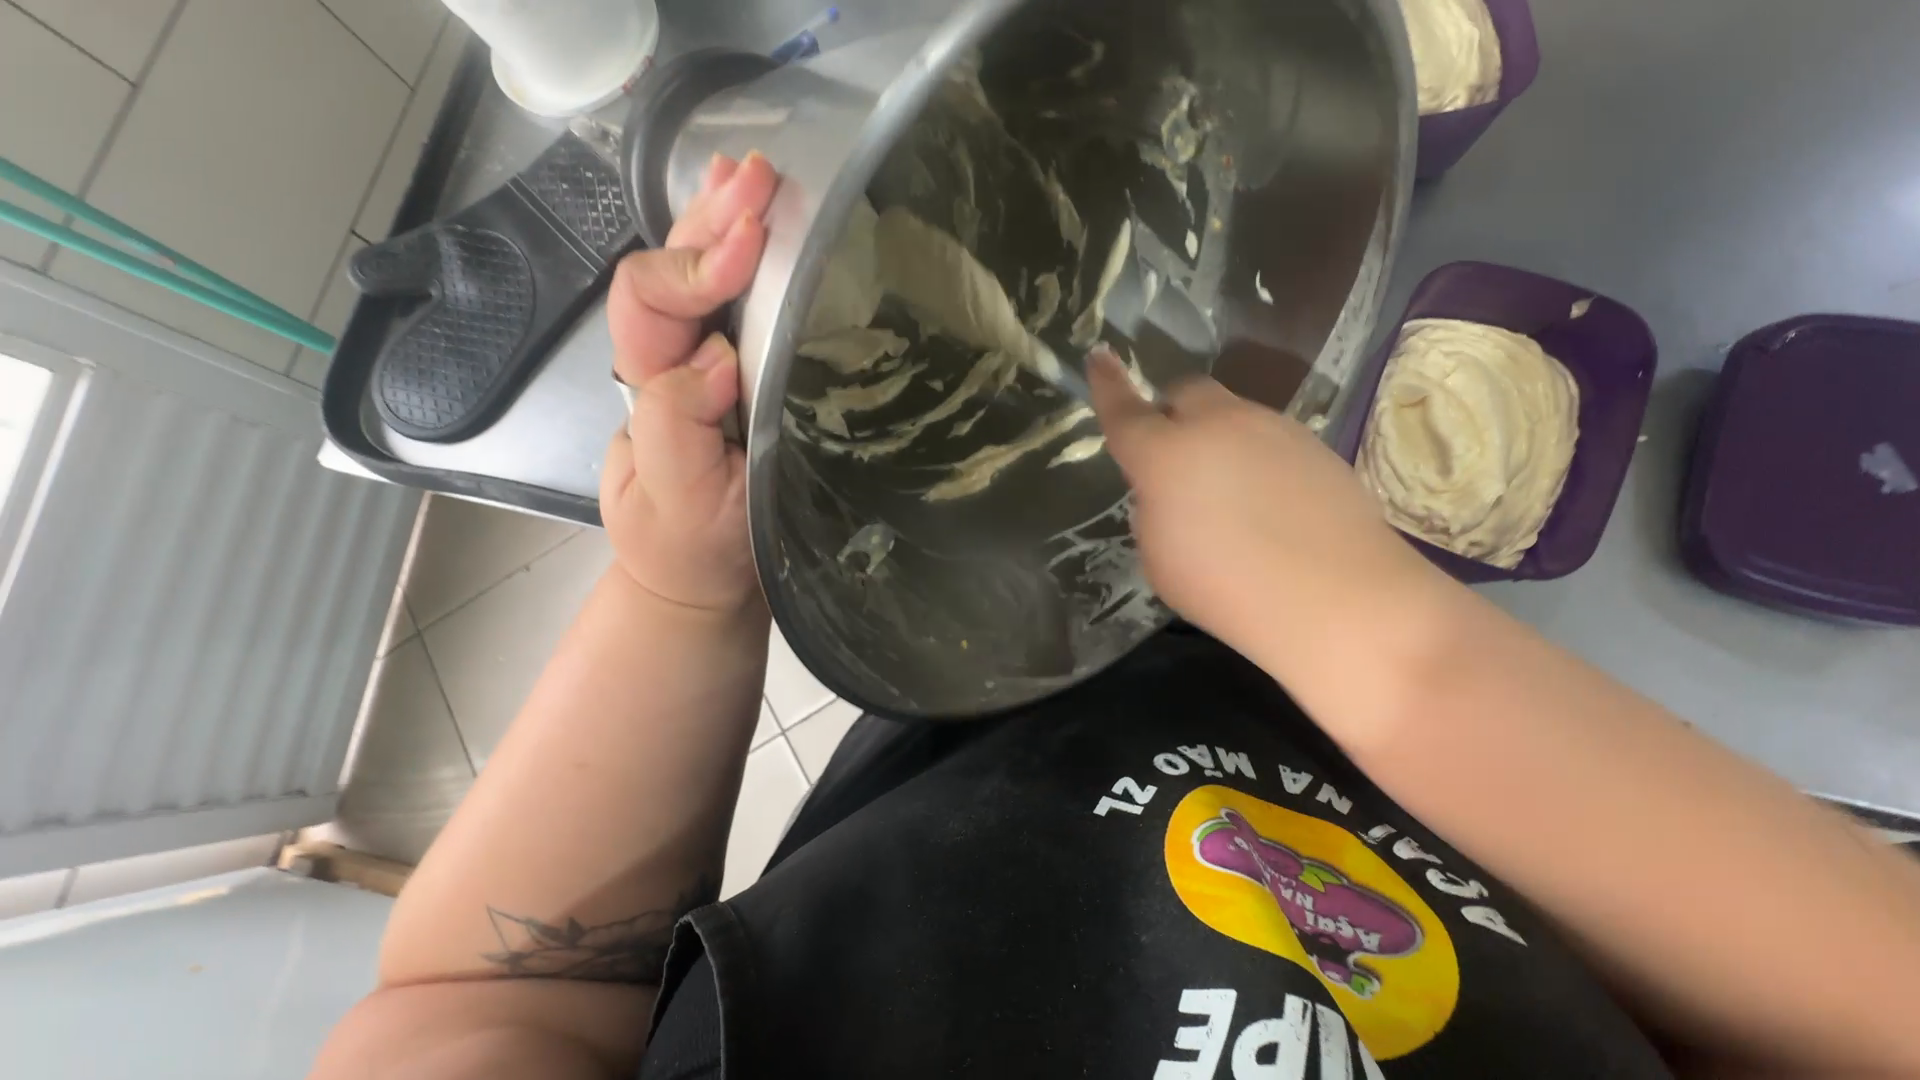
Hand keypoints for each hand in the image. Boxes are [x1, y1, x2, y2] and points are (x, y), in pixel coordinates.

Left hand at [601, 153, 778, 612]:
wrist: (704, 580)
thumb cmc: (695, 549)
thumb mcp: (678, 503)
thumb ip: (674, 431)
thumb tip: (712, 358)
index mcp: (650, 392)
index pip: (652, 305)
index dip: (695, 267)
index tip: (751, 242)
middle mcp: (668, 366)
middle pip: (670, 271)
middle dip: (710, 220)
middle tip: (758, 177)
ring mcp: (702, 368)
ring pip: (696, 277)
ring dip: (721, 218)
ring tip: (750, 174)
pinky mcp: (738, 377)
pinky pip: (731, 305)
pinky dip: (740, 251)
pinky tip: (753, 219)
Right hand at [1086, 348, 1445, 657]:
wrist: (1339, 597)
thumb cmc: (1228, 589)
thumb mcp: (1160, 559)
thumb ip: (1154, 513)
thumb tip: (1168, 494)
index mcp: (1167, 455)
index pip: (1125, 410)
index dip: (1107, 385)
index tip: (1099, 357)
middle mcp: (1219, 426)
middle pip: (1186, 393)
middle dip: (1173, 414)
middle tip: (1175, 457)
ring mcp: (1274, 429)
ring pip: (1233, 415)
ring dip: (1219, 438)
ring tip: (1232, 495)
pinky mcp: (1315, 445)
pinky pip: (1270, 438)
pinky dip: (1258, 458)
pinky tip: (1273, 505)